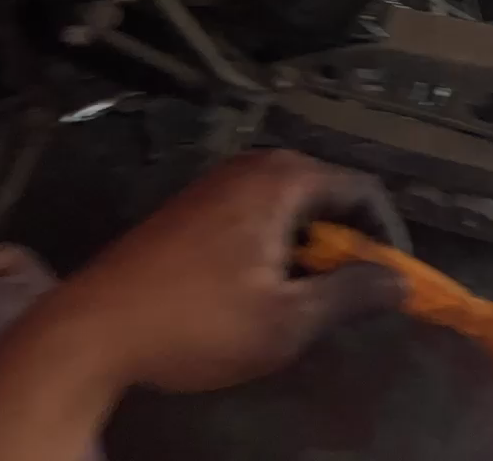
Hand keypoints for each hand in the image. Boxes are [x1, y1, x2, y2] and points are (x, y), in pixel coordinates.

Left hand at [41, 150, 409, 392]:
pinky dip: (281, 238)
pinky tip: (261, 281)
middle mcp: (258, 164)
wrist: (91, 328)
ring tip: (306, 292)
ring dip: (314, 242)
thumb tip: (402, 283)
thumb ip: (352, 294)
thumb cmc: (197, 322)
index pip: (364, 190)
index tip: (391, 281)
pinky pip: (262, 206)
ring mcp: (223, 178)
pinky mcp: (199, 199)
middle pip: (330, 191)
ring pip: (295, 201)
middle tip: (349, 291)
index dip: (388, 235)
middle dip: (349, 240)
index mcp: (286, 179)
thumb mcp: (286, 320)